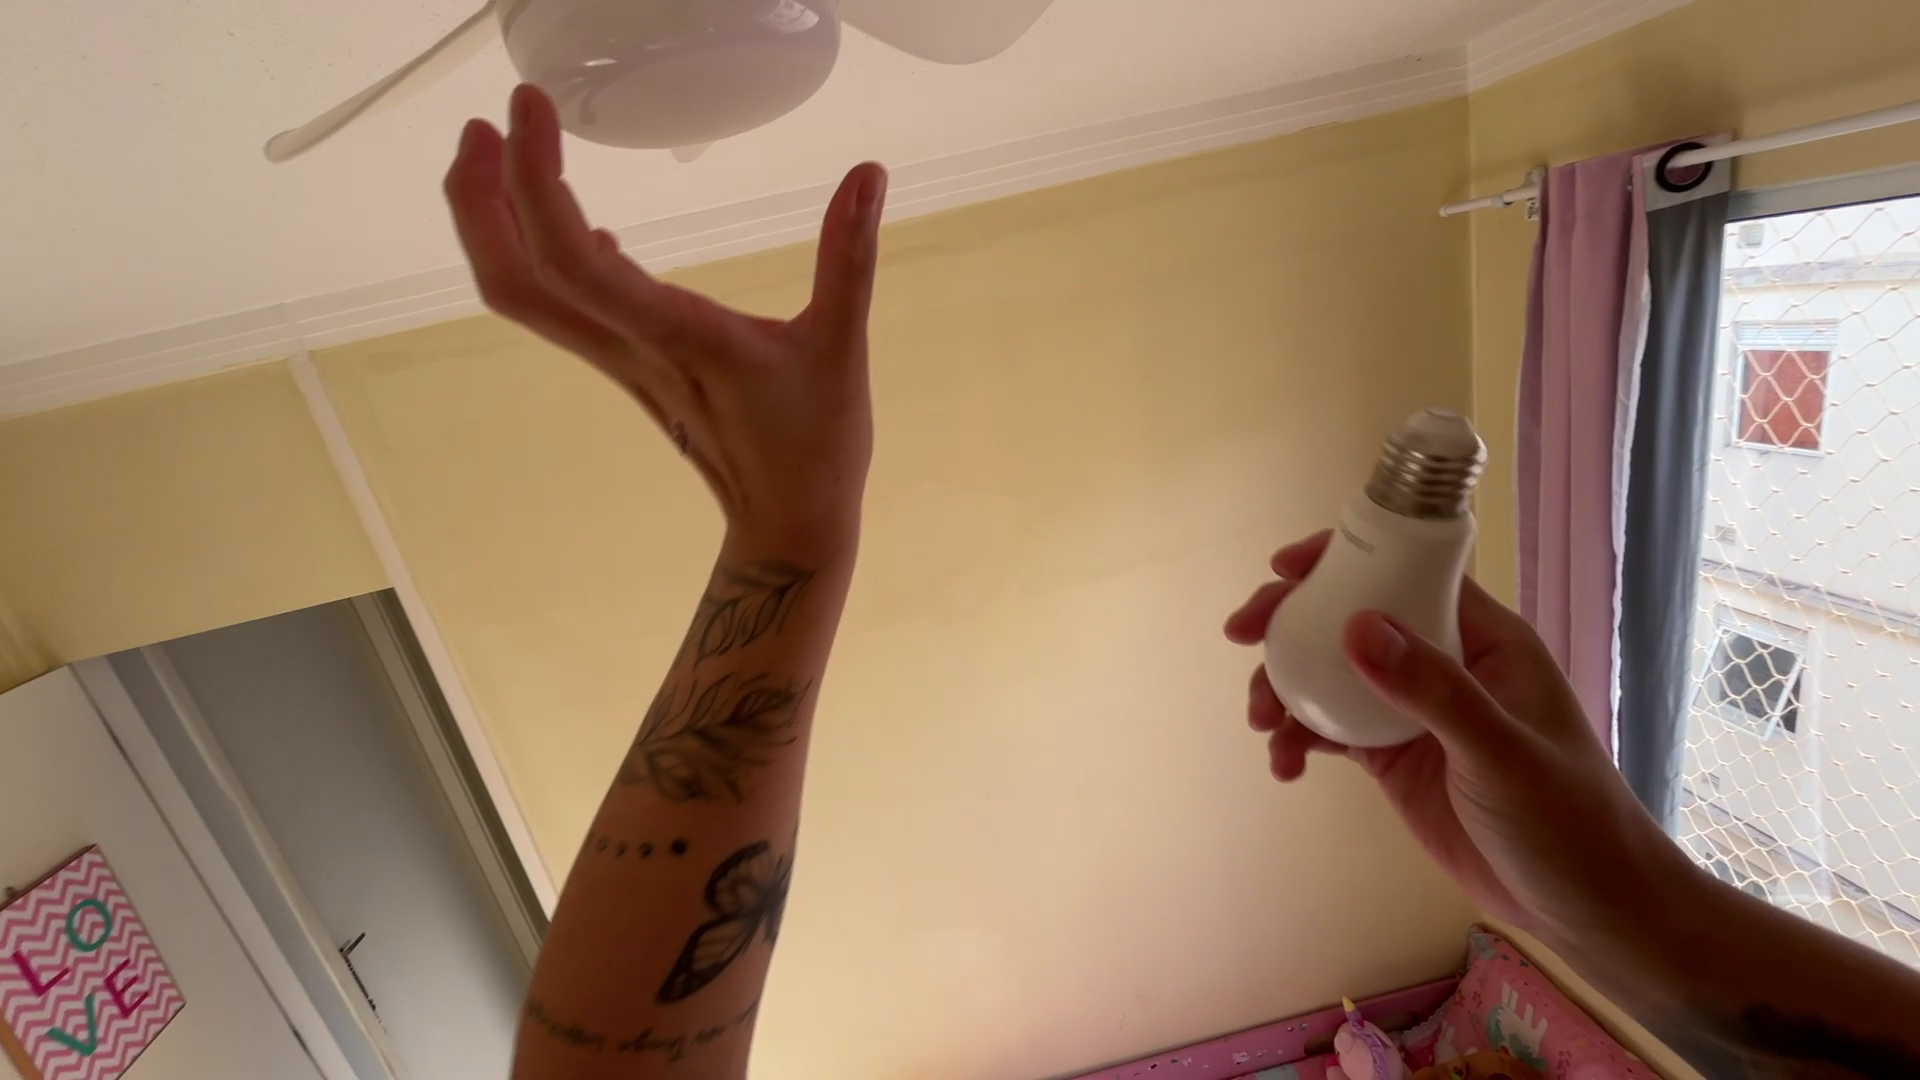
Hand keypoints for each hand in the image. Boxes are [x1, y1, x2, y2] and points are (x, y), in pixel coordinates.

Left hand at [443, 84, 886, 553]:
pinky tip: (592, 233)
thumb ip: (849, 259)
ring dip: (495, 229)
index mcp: (676, 337)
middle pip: (512, 282)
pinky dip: (546, 263)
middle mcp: (630, 352)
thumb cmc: (817, 447)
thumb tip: (868, 175)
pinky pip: (565, 316)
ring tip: (508, 159)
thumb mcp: (840, 348)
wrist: (789, 524)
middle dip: (476, 198)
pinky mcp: (635, 375)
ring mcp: (624, 367)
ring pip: (527, 302)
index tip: (533, 108)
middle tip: (489, 125)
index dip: (534, 178)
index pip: (571, 257)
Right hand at [1224, 533, 1694, 942]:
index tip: (1283, 568)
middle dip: (1286, 623)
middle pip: (1345, 618)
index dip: (1340, 560)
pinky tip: (1285, 765)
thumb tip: (1353, 627)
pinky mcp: (1385, 751)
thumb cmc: (1567, 822)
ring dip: (1282, 688)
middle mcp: (1435, 661)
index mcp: (1477, 639)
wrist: (1585, 911)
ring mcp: (1405, 707)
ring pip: (1324, 673)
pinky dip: (1296, 739)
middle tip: (1242, 636)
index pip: (1403, 573)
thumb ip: (1433, 690)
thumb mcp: (1501, 753)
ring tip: (1263, 723)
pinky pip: (1325, 727)